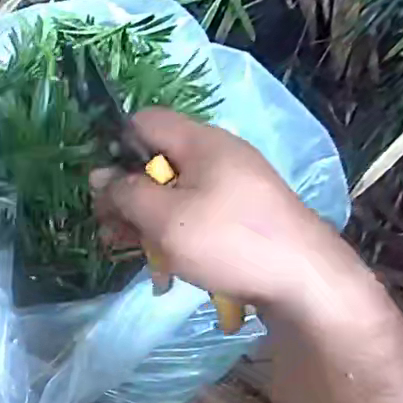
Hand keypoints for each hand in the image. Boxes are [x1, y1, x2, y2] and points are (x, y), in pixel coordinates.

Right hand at [91, 108, 361, 312]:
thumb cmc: (226, 241)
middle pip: (156, 162)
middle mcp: (217, 156)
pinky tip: (164, 266)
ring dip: (145, 222)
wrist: (302, 279)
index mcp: (200, 142)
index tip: (104, 189)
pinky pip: (194, 214)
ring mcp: (232, 186)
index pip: (144, 122)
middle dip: (127, 196)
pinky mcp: (240, 215)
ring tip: (131, 253)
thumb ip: (126, 193)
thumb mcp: (163, 218)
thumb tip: (99, 176)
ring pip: (172, 193)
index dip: (116, 149)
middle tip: (111, 231)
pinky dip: (173, 235)